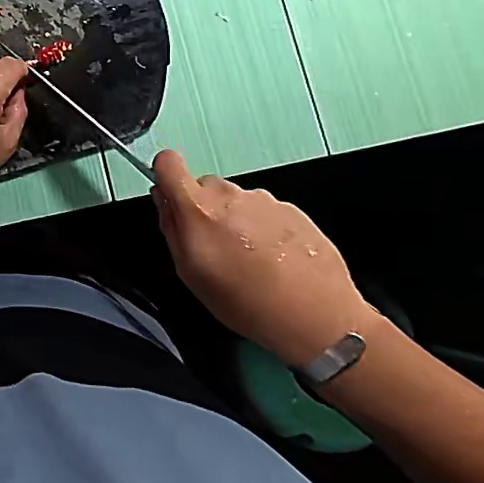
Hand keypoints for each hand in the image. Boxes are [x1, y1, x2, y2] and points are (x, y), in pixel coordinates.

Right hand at [149, 150, 371, 366]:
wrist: (319, 320)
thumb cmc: (251, 303)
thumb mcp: (190, 272)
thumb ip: (170, 228)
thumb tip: (164, 202)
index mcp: (199, 208)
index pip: (168, 163)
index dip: (165, 174)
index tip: (170, 194)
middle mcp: (232, 196)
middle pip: (205, 186)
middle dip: (204, 208)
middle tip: (214, 246)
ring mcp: (266, 201)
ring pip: (236, 201)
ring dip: (236, 222)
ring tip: (250, 261)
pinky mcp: (294, 212)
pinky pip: (266, 212)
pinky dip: (264, 231)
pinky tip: (274, 262)